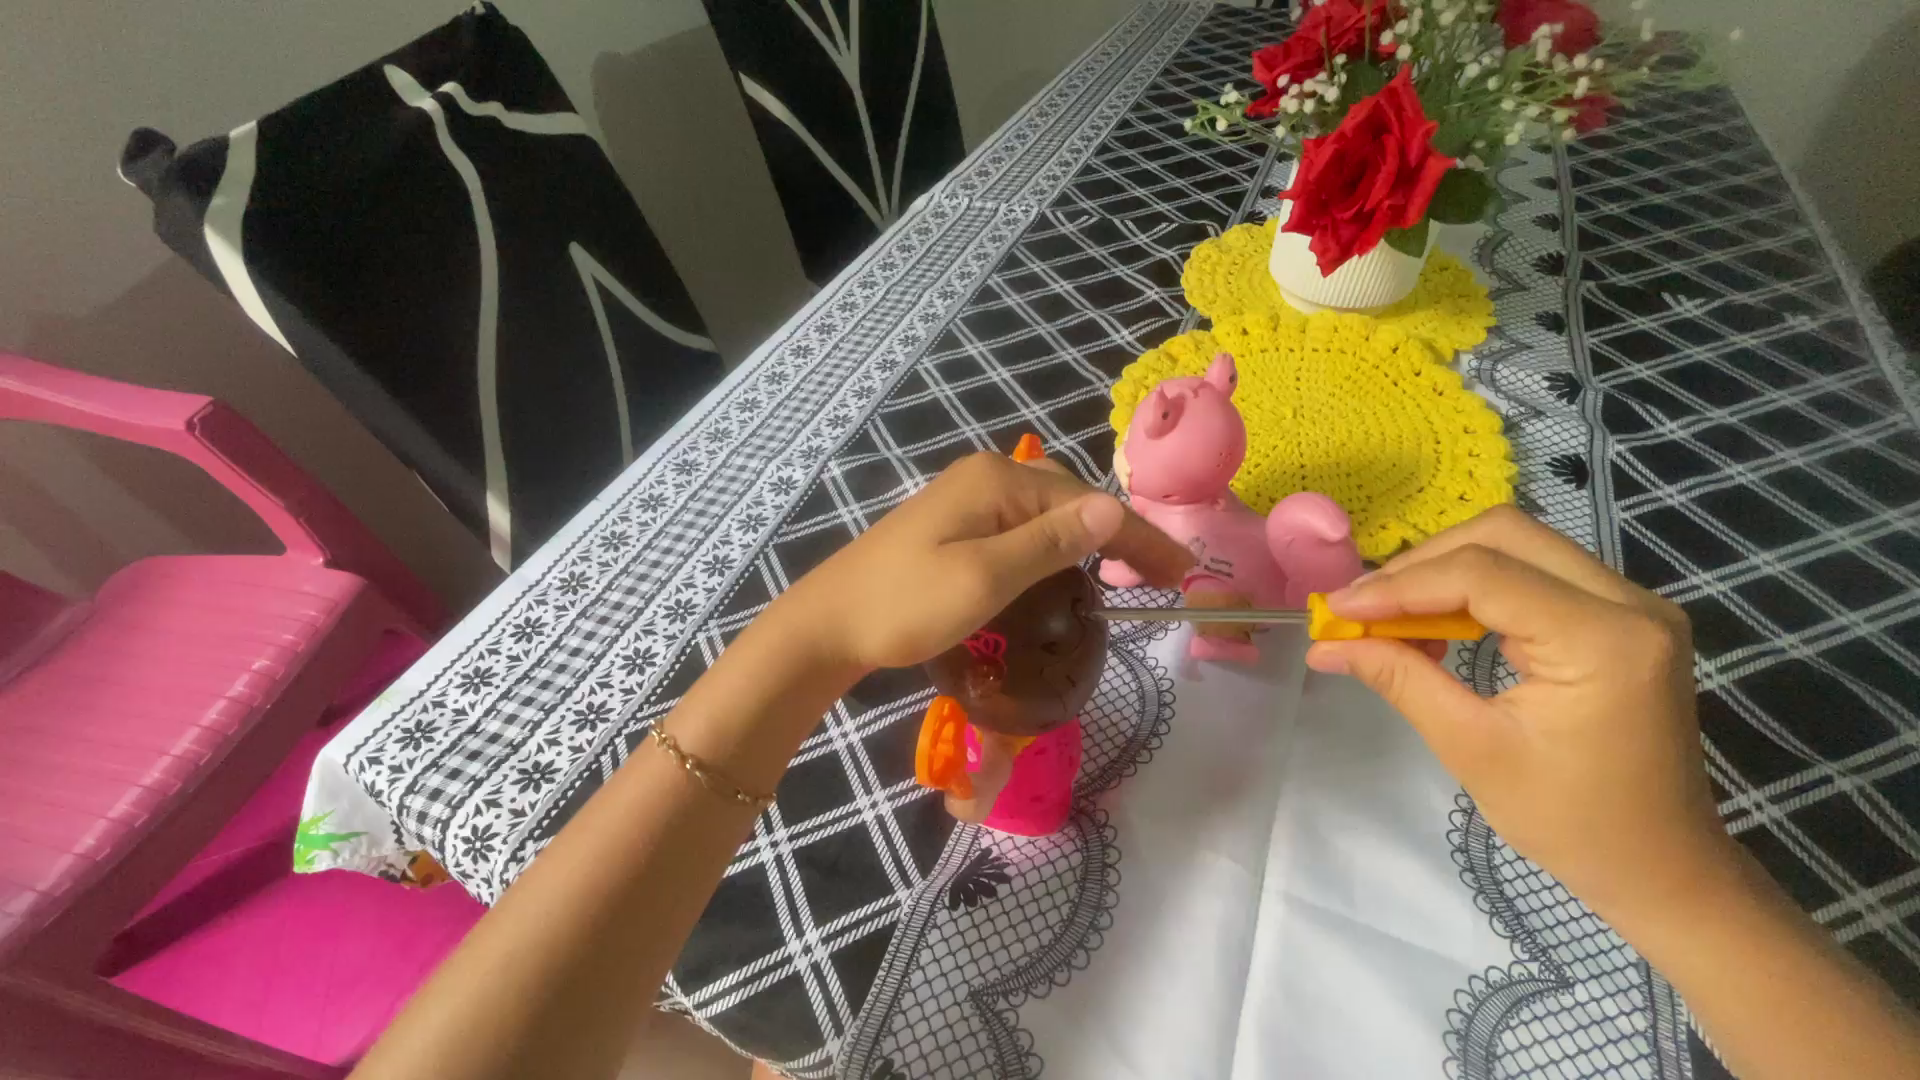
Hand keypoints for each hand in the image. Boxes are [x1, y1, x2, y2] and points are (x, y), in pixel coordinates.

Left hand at [771, 451, 1192, 672]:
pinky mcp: (954, 525)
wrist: (827, 625)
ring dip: (1086, 540)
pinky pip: (1020, 527)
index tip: (1183, 572)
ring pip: (1046, 514)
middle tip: (1158, 577)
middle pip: (1070, 500)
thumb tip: (1110, 508)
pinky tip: (1062, 572)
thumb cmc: (904, 605)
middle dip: (1118, 535)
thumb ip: (1049, 543)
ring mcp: (966, 499)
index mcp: (998, 481)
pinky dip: (1053, 547)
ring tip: (1123, 576)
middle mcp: (986, 478)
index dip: (1139, 537)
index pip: (1088, 504)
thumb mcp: (984, 578)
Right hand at [1304, 505, 1726, 916]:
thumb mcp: (1470, 747)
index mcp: (1602, 639)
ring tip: (1391, 617)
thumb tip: (1324, 646)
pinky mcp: (1618, 617)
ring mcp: (1631, 605)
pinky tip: (1436, 624)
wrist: (1662, 867)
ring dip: (1443, 571)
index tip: (1337, 610)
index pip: (1481, 574)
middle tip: (1365, 606)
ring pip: (1516, 544)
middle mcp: (1629, 604)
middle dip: (1420, 564)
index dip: (1398, 585)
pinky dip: (1473, 588)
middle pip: (1503, 535)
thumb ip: (1399, 679)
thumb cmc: (1570, 820)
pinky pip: (1532, 572)